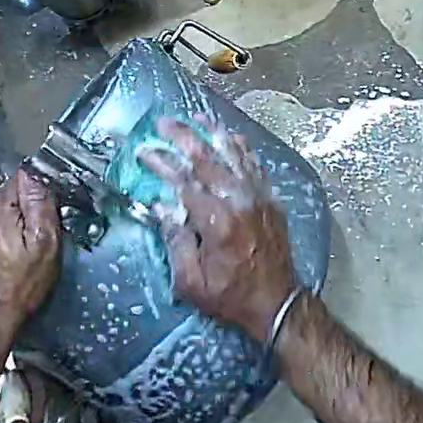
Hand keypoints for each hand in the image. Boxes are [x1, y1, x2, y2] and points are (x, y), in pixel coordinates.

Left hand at [0, 168, 60, 340]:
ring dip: (3, 227)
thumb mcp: (44, 246)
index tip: (40, 222)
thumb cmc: (15, 289)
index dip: (37, 200)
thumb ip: (40, 203)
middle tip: (28, 244)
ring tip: (11, 256)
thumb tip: (35, 175)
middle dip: (20, 213)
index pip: (23, 181)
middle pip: (7, 196)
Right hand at [141, 116, 297, 342]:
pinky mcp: (271, 200)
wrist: (278, 305)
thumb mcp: (191, 280)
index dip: (160, 162)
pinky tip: (231, 136)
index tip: (143, 151)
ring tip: (197, 117)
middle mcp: (238, 201)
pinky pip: (255, 165)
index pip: (182, 180)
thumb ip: (174, 240)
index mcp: (215, 220)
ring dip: (213, 132)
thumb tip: (159, 207)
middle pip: (207, 157)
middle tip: (164, 122)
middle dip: (183, 136)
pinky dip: (242, 147)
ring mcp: (258, 197)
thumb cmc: (230, 295)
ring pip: (234, 154)